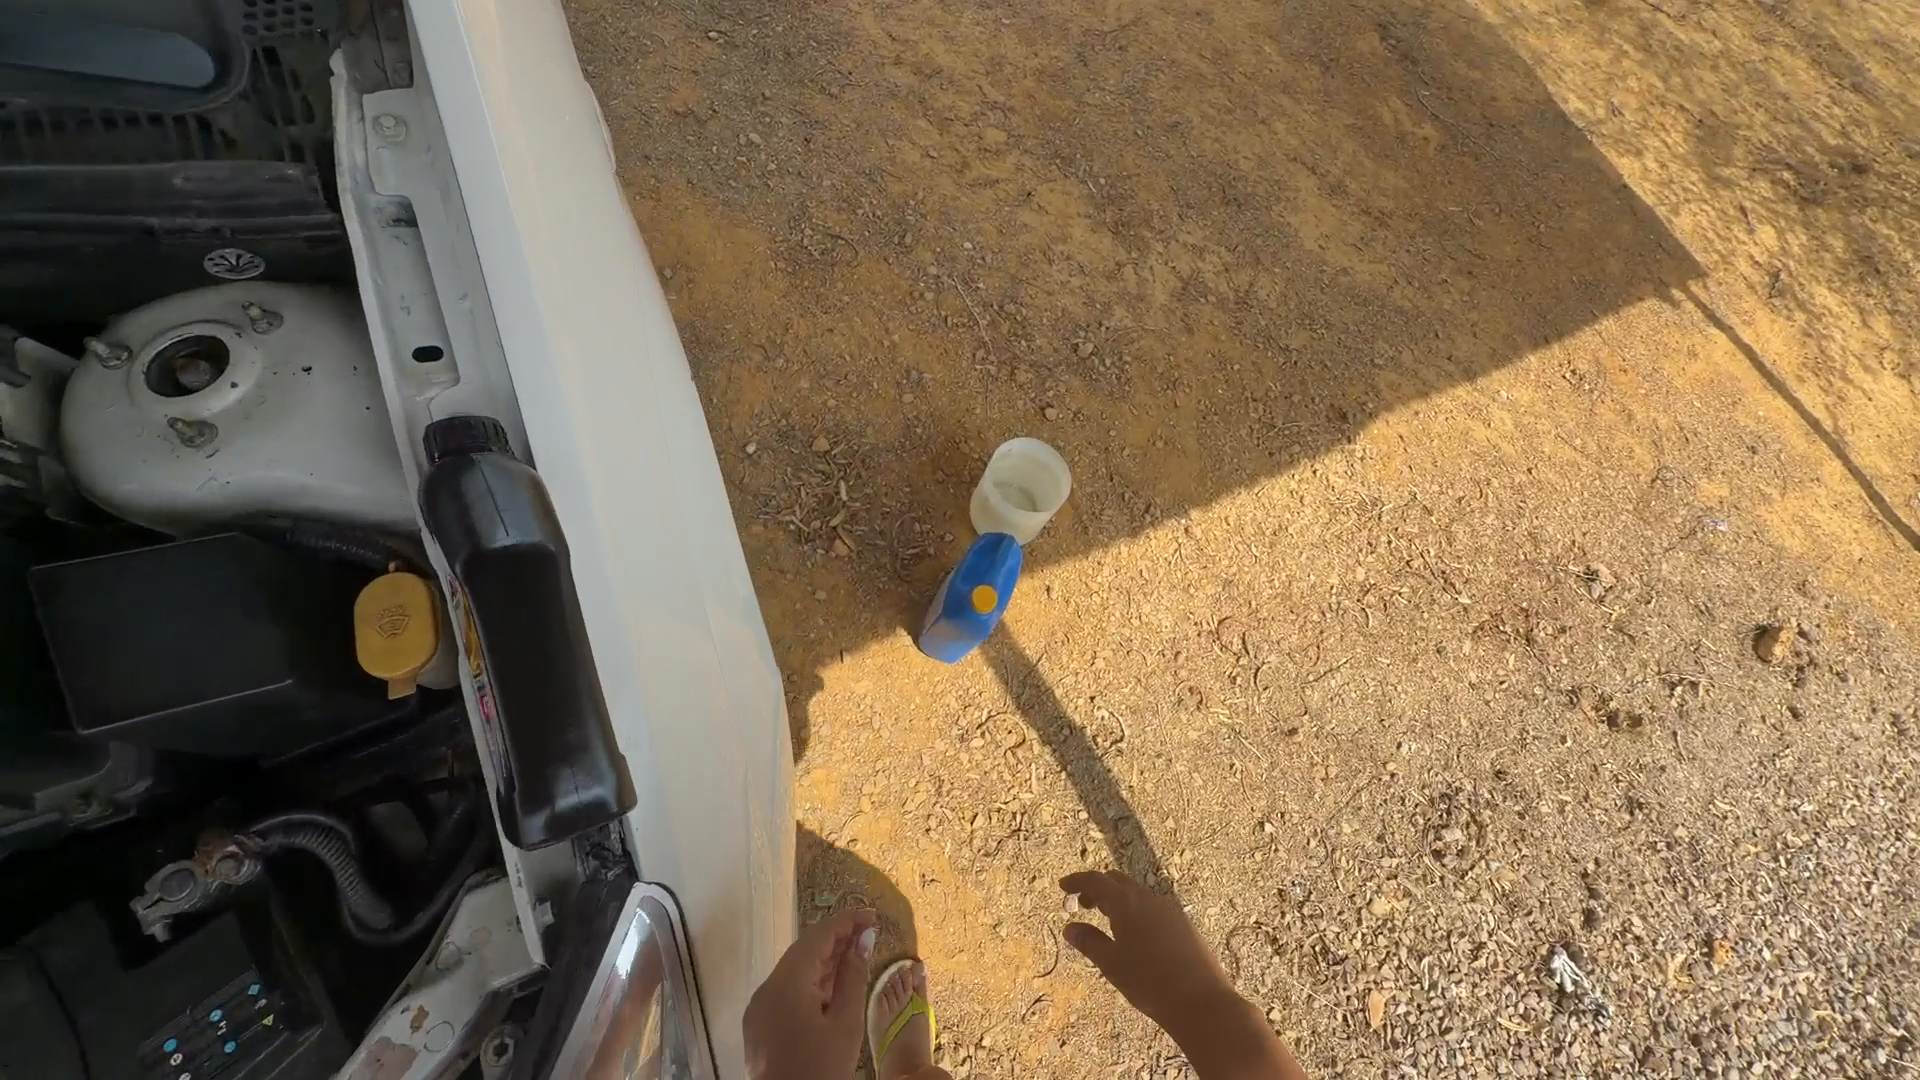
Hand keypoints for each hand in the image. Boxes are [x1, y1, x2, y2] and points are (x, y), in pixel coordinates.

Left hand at [743, 908, 876, 1079]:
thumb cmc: (822, 1070)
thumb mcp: (846, 1023)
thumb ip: (853, 975)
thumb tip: (864, 937)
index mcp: (785, 983)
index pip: (817, 936)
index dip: (846, 921)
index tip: (872, 916)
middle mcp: (766, 989)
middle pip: (803, 951)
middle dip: (836, 939)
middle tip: (868, 934)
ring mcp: (759, 1008)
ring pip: (794, 971)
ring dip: (824, 961)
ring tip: (856, 955)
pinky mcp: (759, 1026)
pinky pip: (787, 991)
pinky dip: (811, 983)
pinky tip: (833, 986)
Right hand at [1061, 871, 1304, 1079]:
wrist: (1202, 1002)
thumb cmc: (1149, 983)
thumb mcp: (1112, 964)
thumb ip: (1089, 942)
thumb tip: (1069, 927)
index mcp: (1125, 903)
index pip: (1095, 880)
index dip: (1077, 881)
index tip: (1063, 886)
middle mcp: (1147, 898)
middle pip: (1117, 881)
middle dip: (1097, 888)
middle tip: (1083, 905)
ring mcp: (1169, 909)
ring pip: (1137, 893)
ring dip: (1118, 899)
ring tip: (1109, 922)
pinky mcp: (1184, 923)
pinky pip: (1153, 906)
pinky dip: (1137, 910)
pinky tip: (1137, 935)